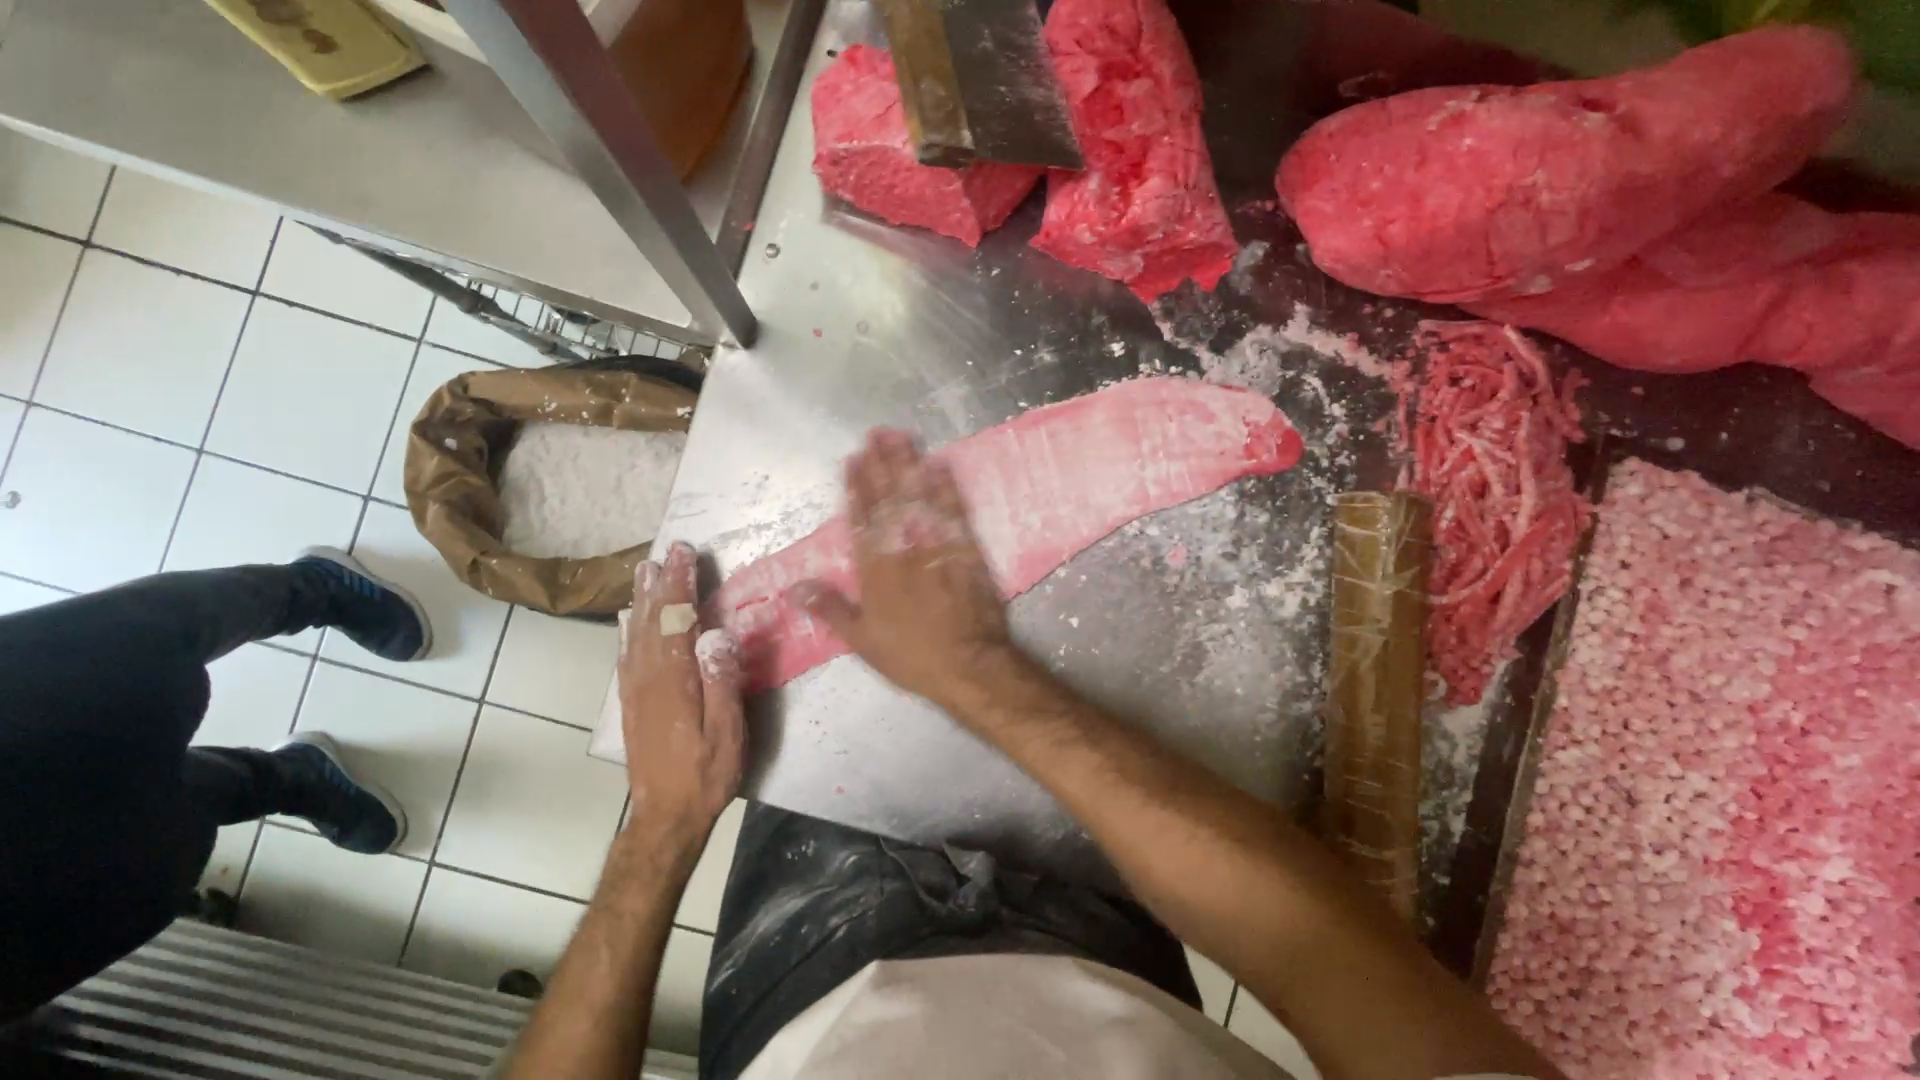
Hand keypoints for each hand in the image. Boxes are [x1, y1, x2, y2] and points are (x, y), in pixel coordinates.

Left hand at [618, 541, 745, 850]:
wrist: (665, 817)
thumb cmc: (705, 774)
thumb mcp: (727, 732)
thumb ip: (722, 681)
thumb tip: (717, 634)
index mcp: (674, 681)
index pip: (676, 620)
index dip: (680, 584)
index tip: (684, 553)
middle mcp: (648, 679)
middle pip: (652, 621)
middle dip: (660, 583)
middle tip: (665, 551)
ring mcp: (635, 691)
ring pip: (635, 635)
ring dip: (641, 600)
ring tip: (643, 571)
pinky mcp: (631, 704)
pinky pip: (627, 657)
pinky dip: (629, 632)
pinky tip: (629, 623)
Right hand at [788, 429, 1016, 709]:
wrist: (969, 665)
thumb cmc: (912, 657)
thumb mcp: (862, 641)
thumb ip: (829, 609)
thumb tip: (794, 588)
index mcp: (875, 570)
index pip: (862, 519)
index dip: (857, 488)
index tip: (853, 460)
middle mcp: (904, 549)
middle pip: (890, 500)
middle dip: (882, 465)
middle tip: (877, 434)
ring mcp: (937, 546)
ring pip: (920, 498)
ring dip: (910, 466)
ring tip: (902, 438)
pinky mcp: (967, 550)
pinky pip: (954, 512)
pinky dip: (946, 488)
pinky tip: (940, 466)